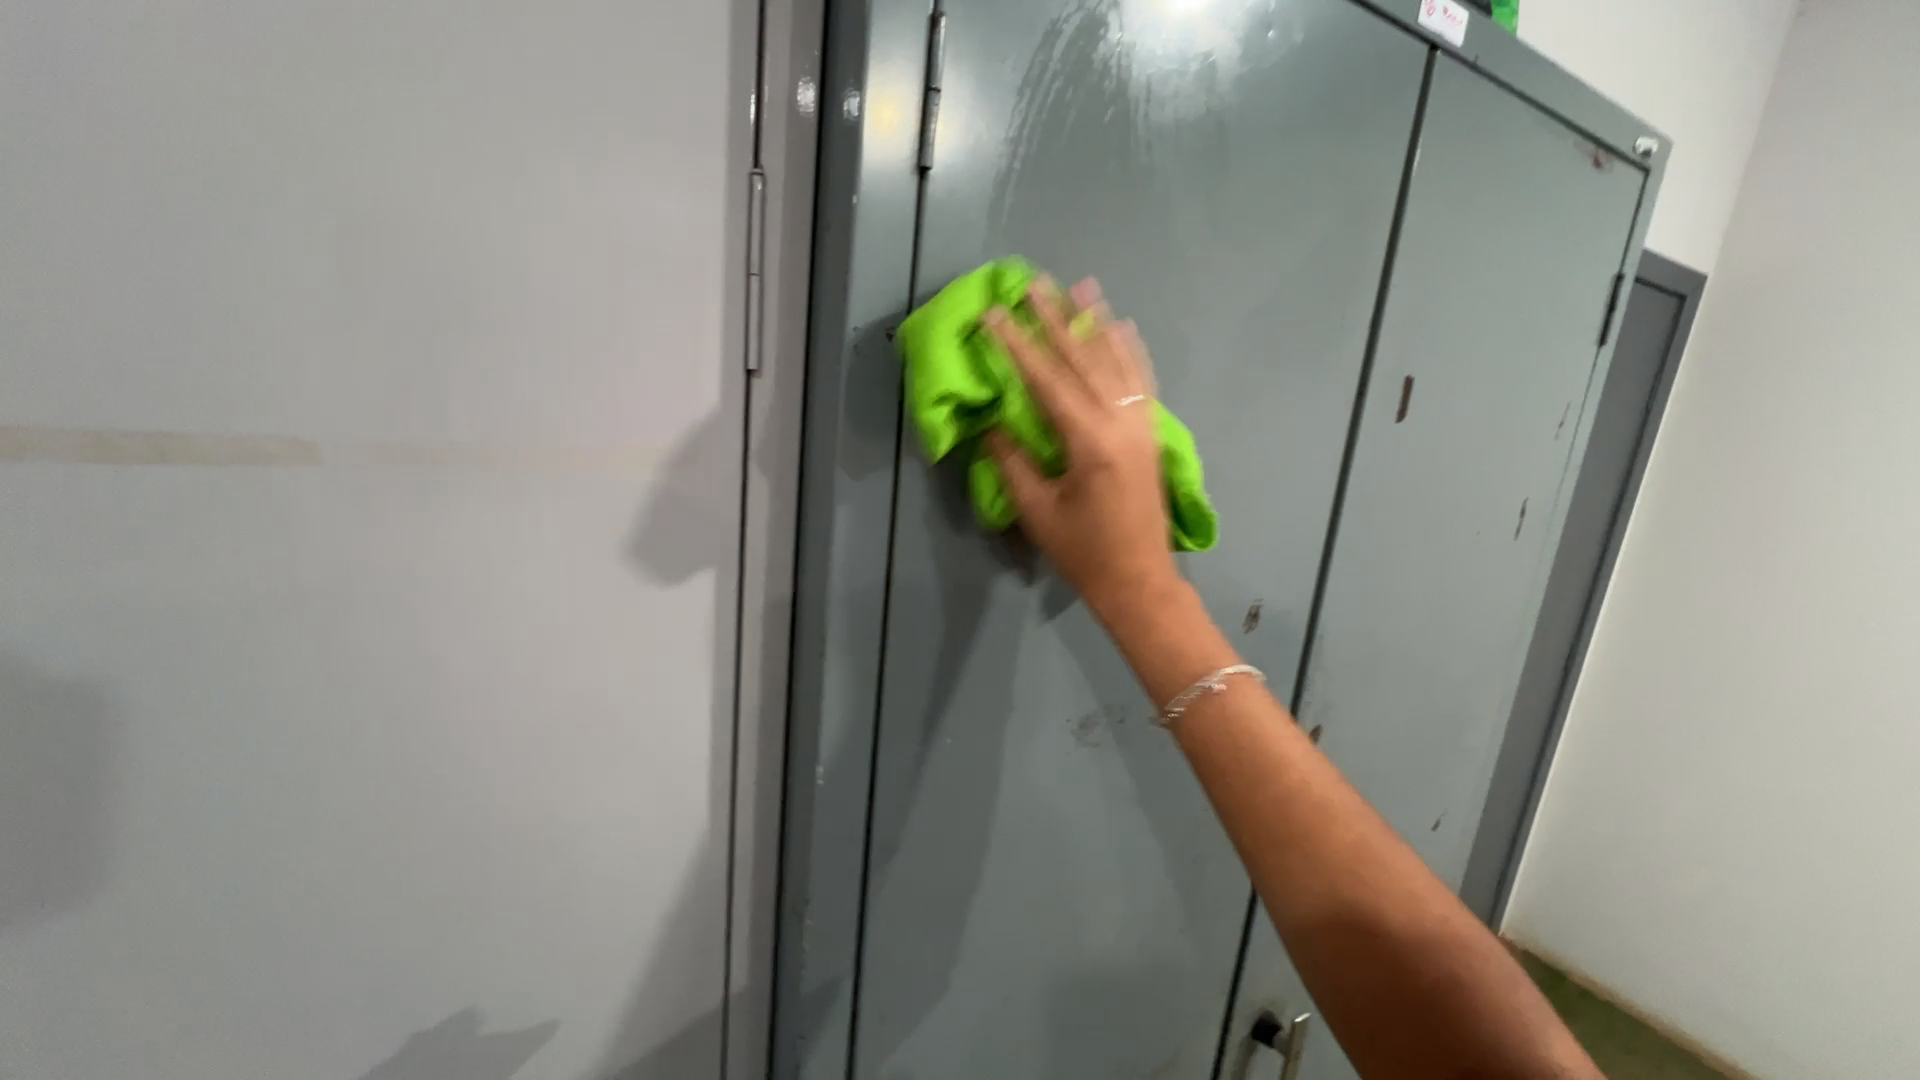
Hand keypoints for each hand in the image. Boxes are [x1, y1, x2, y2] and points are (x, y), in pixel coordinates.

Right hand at [984, 278, 1182, 620]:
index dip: (1017, 345)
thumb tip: (992, 423)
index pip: (1047, 380)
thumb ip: (1012, 460)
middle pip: (1085, 360)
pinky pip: (1142, 381)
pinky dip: (1131, 351)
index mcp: (1089, 442)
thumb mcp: (1036, 510)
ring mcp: (1142, 425)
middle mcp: (1121, 423)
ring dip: (1097, 323)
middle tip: (1036, 284)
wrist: (1138, 579)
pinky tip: (1123, 328)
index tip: (995, 313)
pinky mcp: (1151, 434)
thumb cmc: (1082, 551)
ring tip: (1083, 287)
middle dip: (1056, 320)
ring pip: (1119, 362)